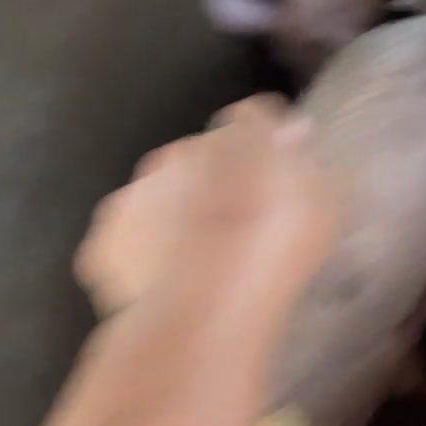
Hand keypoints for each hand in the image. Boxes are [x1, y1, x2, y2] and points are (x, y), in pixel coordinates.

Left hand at [75, 94, 335, 314]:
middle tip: (247, 211)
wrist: (202, 310)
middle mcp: (181, 152)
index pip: (255, 115)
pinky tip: (177, 272)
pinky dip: (152, 245)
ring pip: (164, 191)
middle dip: (222, 173)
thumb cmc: (278, 244)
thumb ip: (306, 161)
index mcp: (238, 135)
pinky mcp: (102, 243)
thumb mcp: (323, 201)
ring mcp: (134, 196)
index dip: (270, 138)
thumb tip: (294, 134)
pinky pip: (134, 234)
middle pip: (204, 153)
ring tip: (210, 248)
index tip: (285, 160)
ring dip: (183, 207)